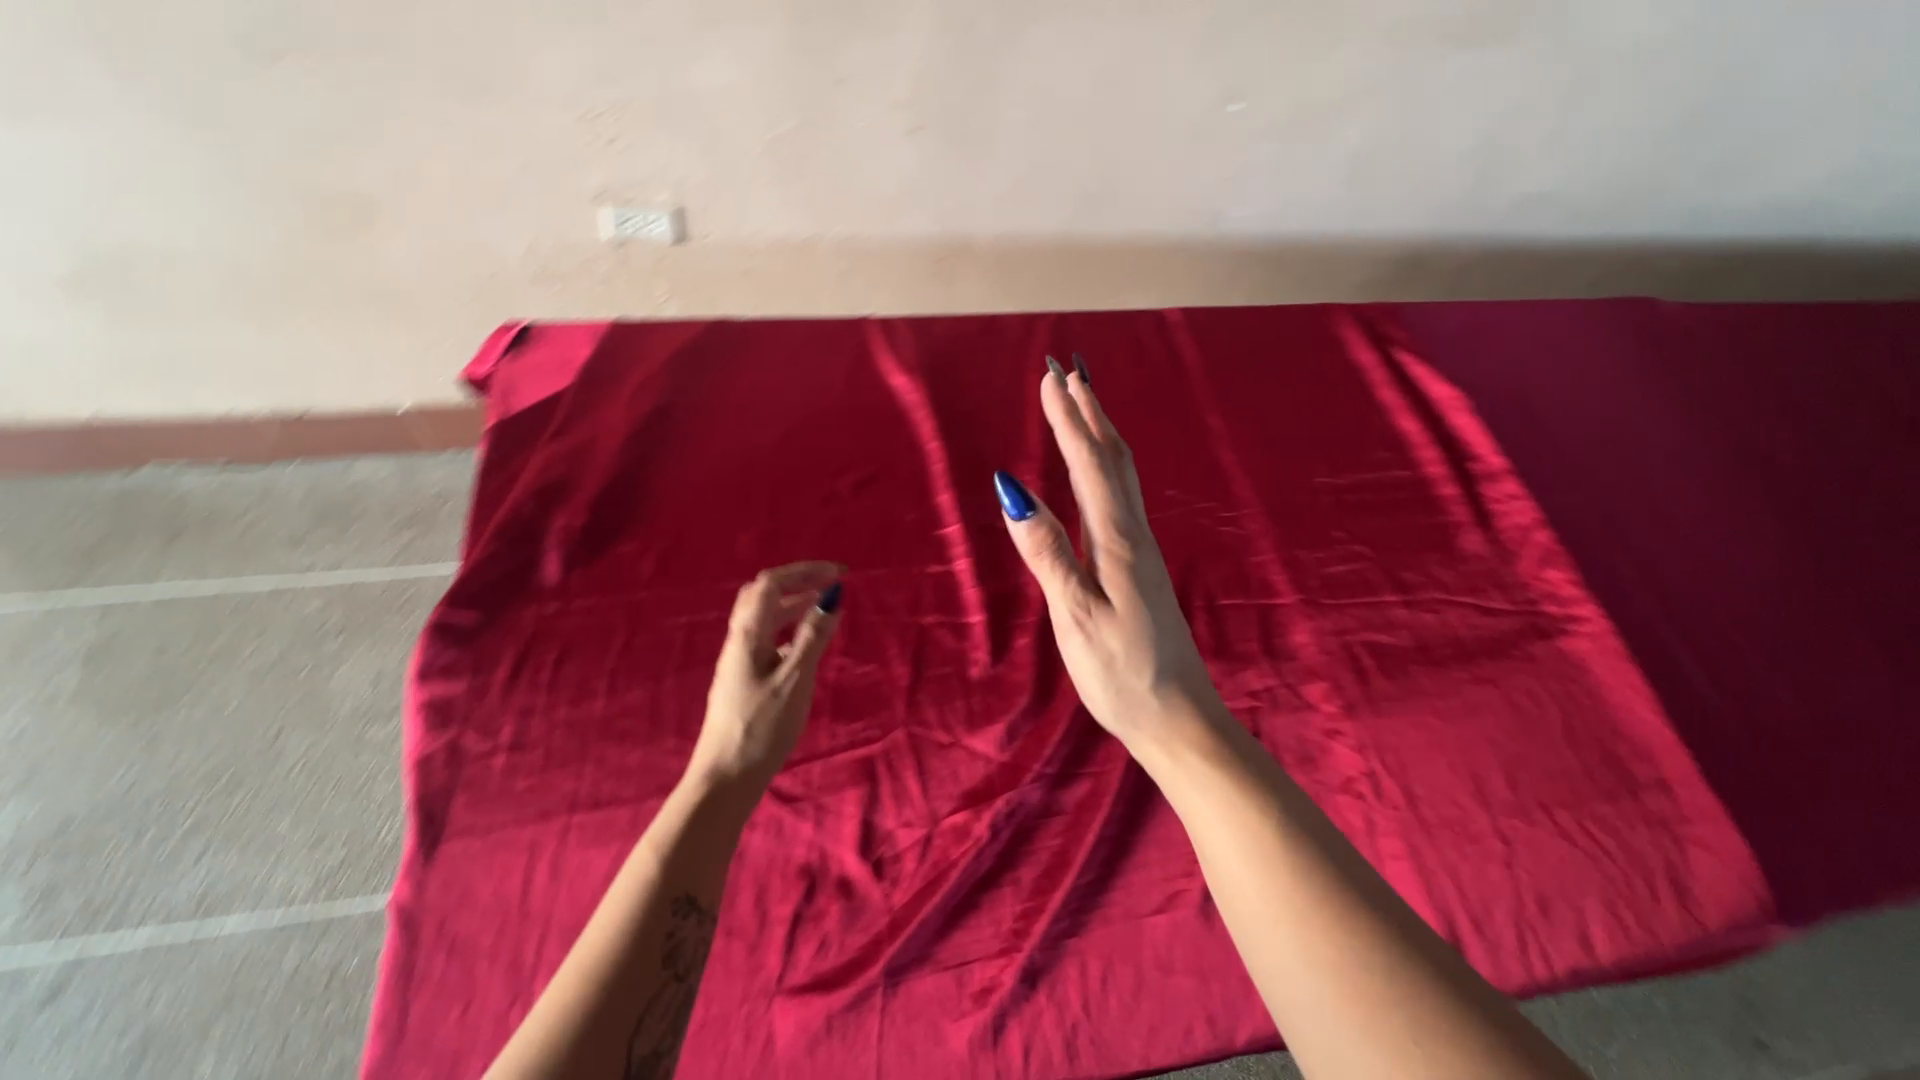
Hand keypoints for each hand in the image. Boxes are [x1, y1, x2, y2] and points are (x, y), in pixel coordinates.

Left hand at [687, 561, 844, 790]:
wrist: (725, 778)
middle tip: (830, 584)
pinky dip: (789, 630)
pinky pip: (767, 640)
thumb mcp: (795, 680)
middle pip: (763, 595)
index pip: (772, 583)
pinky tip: (805, 645)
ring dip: (793, 605)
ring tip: (823, 608)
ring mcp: (738, 661)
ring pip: (764, 618)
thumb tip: (832, 597)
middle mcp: (739, 641)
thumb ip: (813, 637)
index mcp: (748, 634)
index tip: (840, 574)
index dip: (805, 571)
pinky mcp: (743, 680)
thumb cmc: (762, 728)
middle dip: (797, 582)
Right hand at [997, 360, 1223, 750]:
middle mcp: (1134, 536)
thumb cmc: (1122, 673)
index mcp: (1117, 542)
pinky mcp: (1141, 568)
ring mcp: (1142, 551)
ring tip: (1084, 405)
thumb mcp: (1077, 617)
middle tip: (1068, 372)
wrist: (1178, 716)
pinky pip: (1123, 498)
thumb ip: (1048, 554)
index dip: (1069, 422)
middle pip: (1112, 460)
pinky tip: (1100, 475)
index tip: (1050, 378)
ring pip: (1122, 476)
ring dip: (1101, 435)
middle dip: (1089, 414)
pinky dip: (1107, 468)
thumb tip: (1014, 492)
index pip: (1089, 466)